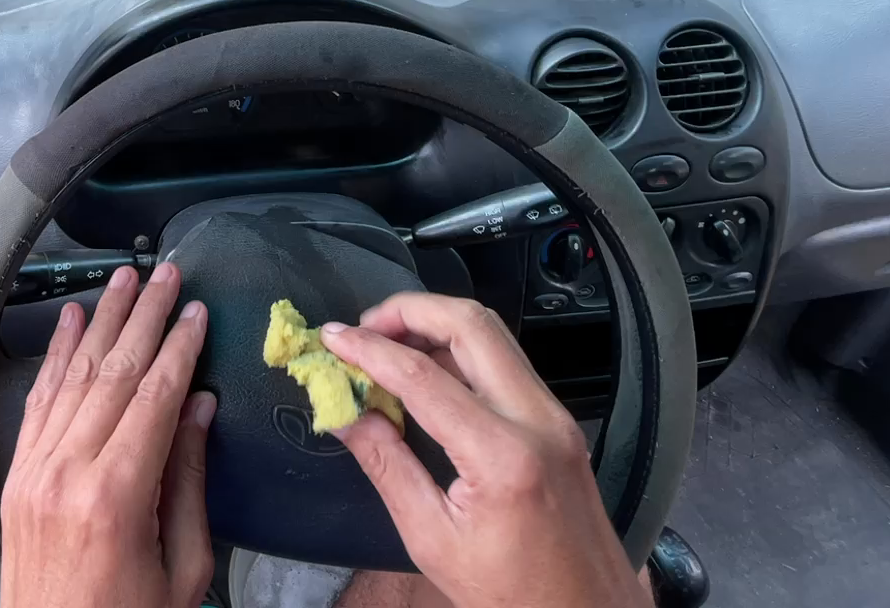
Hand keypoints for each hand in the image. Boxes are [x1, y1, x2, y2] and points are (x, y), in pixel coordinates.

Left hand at [0, 262, 216, 607]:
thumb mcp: (183, 567)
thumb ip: (188, 479)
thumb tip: (197, 405)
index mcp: (116, 496)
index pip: (156, 394)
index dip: (180, 346)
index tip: (196, 310)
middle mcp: (68, 471)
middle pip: (116, 370)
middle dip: (145, 314)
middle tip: (165, 273)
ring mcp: (35, 470)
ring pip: (76, 373)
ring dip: (103, 319)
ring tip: (123, 278)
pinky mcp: (17, 475)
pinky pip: (39, 399)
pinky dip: (57, 354)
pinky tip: (71, 320)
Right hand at [320, 293, 647, 607]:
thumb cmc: (512, 597)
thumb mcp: (432, 540)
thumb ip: (385, 463)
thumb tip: (343, 410)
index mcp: (503, 456)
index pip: (422, 375)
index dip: (368, 349)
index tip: (331, 337)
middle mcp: (537, 419)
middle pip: (468, 322)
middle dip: (408, 310)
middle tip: (364, 326)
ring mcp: (554, 414)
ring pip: (489, 330)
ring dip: (433, 321)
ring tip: (387, 340)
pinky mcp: (557, 418)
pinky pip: (502, 356)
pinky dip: (456, 344)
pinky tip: (423, 365)